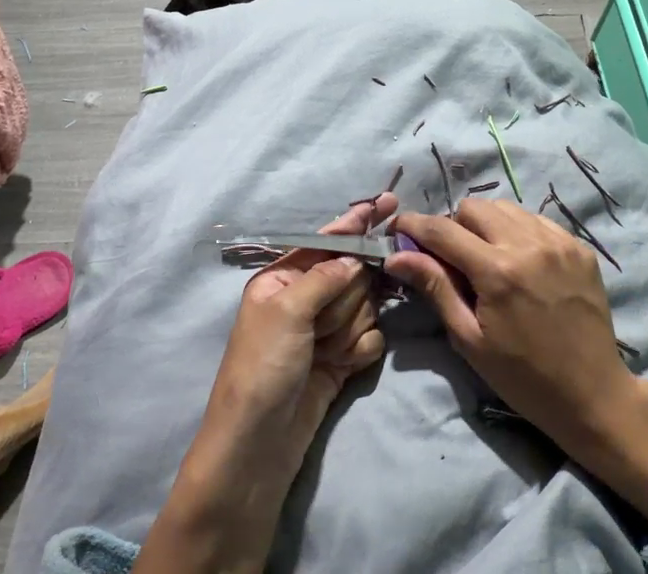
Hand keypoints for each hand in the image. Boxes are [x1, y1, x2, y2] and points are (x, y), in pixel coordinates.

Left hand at [206, 193, 392, 470]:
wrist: (259, 445)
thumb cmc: (262, 368)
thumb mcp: (286, 312)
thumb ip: (325, 277)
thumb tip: (354, 258)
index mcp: (281, 280)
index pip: (325, 242)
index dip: (355, 223)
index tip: (387, 202)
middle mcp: (304, 300)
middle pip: (352, 274)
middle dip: (350, 296)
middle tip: (327, 325)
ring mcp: (324, 330)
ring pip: (365, 306)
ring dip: (352, 328)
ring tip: (328, 353)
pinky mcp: (341, 359)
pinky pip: (371, 337)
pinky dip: (361, 351)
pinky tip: (343, 368)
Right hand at [387, 199, 647, 530]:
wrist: (591, 394)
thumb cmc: (522, 376)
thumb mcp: (469, 338)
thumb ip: (436, 288)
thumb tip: (397, 257)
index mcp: (497, 271)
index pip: (442, 230)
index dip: (414, 225)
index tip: (399, 229)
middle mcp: (528, 244)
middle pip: (474, 207)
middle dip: (454, 226)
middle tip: (452, 258)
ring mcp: (559, 243)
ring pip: (506, 208)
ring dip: (486, 225)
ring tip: (486, 259)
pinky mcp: (579, 248)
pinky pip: (536, 221)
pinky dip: (518, 232)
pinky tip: (519, 262)